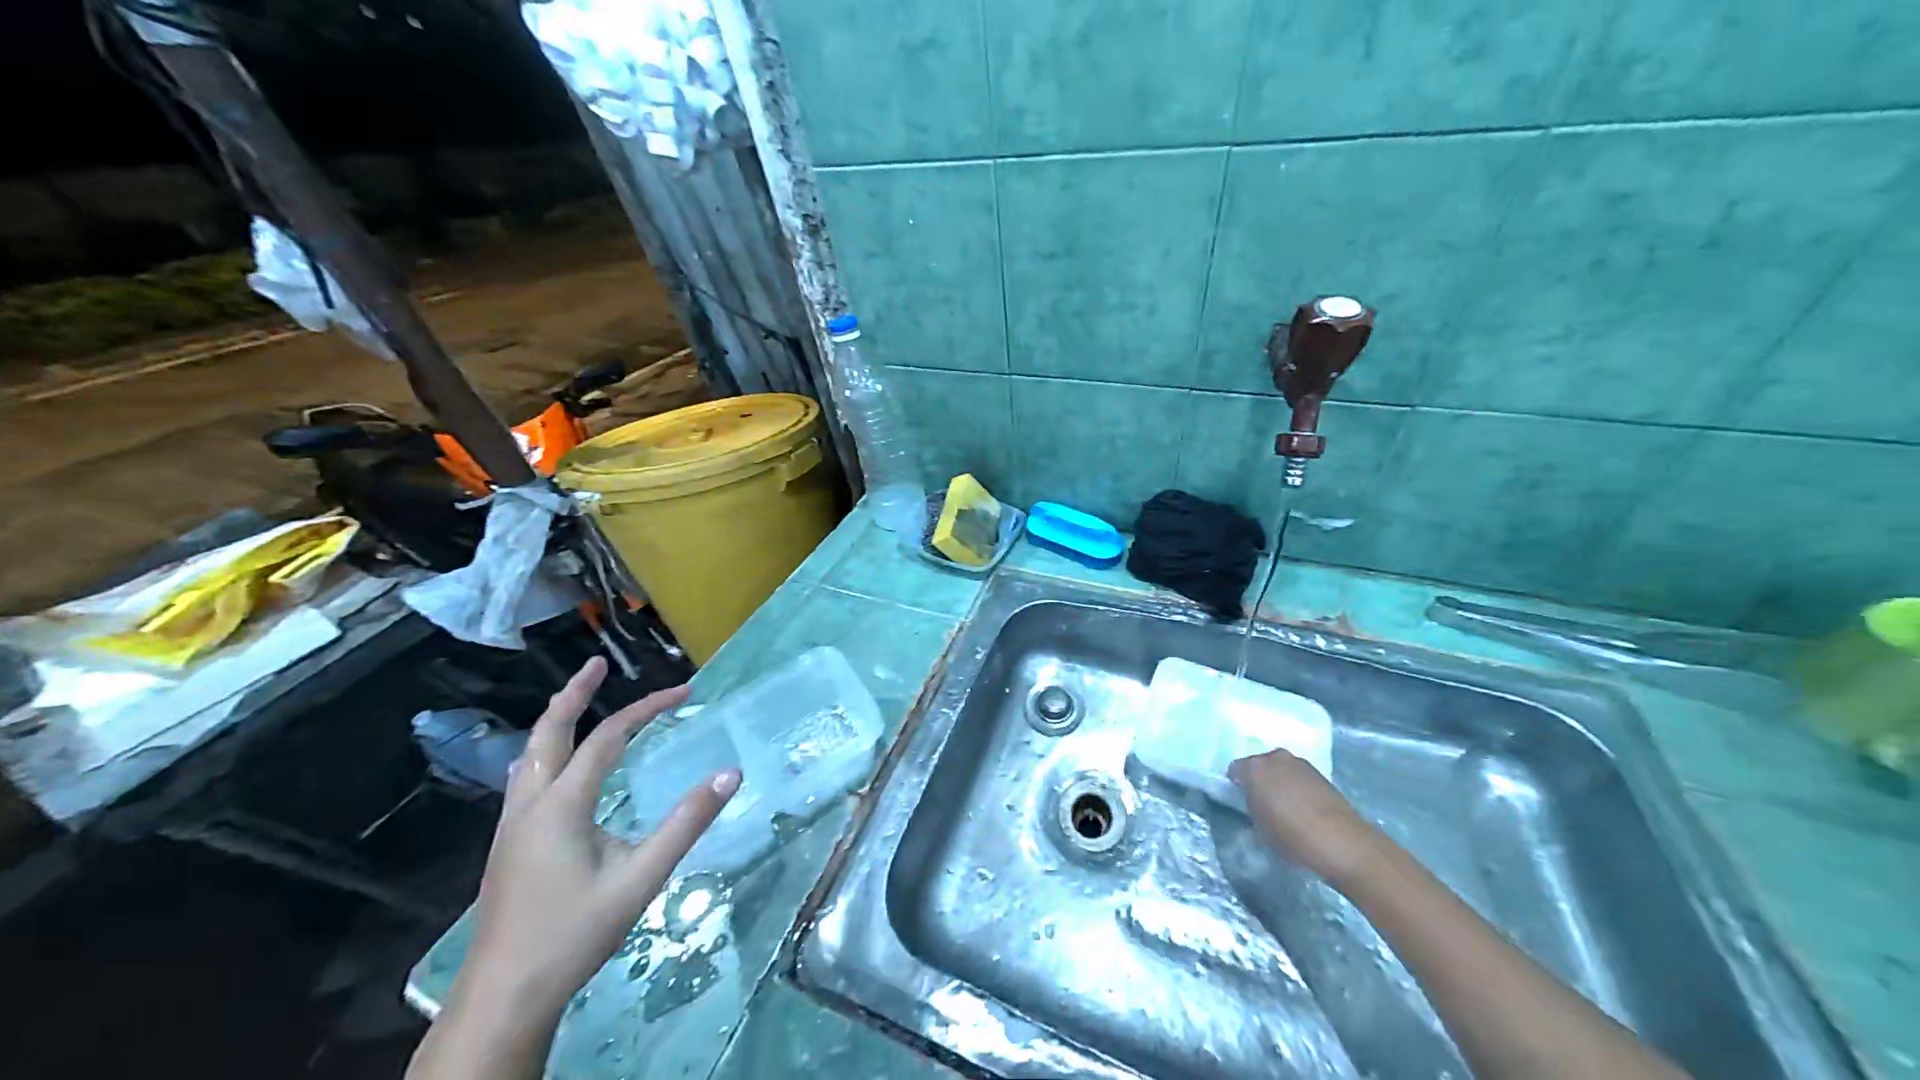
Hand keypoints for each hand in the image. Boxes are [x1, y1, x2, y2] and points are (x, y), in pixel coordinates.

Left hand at [453, 658, 738, 1021]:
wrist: (504, 996)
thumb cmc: (574, 934)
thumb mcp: (641, 879)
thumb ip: (687, 823)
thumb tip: (730, 774)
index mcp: (561, 804)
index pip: (608, 737)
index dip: (647, 709)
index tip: (685, 692)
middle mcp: (530, 803)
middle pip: (548, 731)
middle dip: (574, 693)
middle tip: (596, 664)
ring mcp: (512, 825)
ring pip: (530, 754)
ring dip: (556, 721)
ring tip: (578, 703)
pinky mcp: (508, 845)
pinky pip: (526, 778)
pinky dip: (547, 751)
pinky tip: (558, 769)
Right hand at [1228, 748, 1381, 886]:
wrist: (1339, 840)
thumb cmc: (1290, 835)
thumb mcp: (1258, 824)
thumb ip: (1251, 804)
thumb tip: (1256, 799)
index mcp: (1254, 767)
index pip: (1235, 770)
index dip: (1237, 785)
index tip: (1242, 801)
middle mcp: (1275, 757)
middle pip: (1259, 765)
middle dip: (1259, 779)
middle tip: (1263, 802)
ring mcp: (1300, 763)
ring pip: (1281, 769)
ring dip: (1280, 781)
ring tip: (1286, 805)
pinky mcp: (1320, 773)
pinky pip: (1299, 776)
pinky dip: (1297, 786)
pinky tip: (1304, 806)